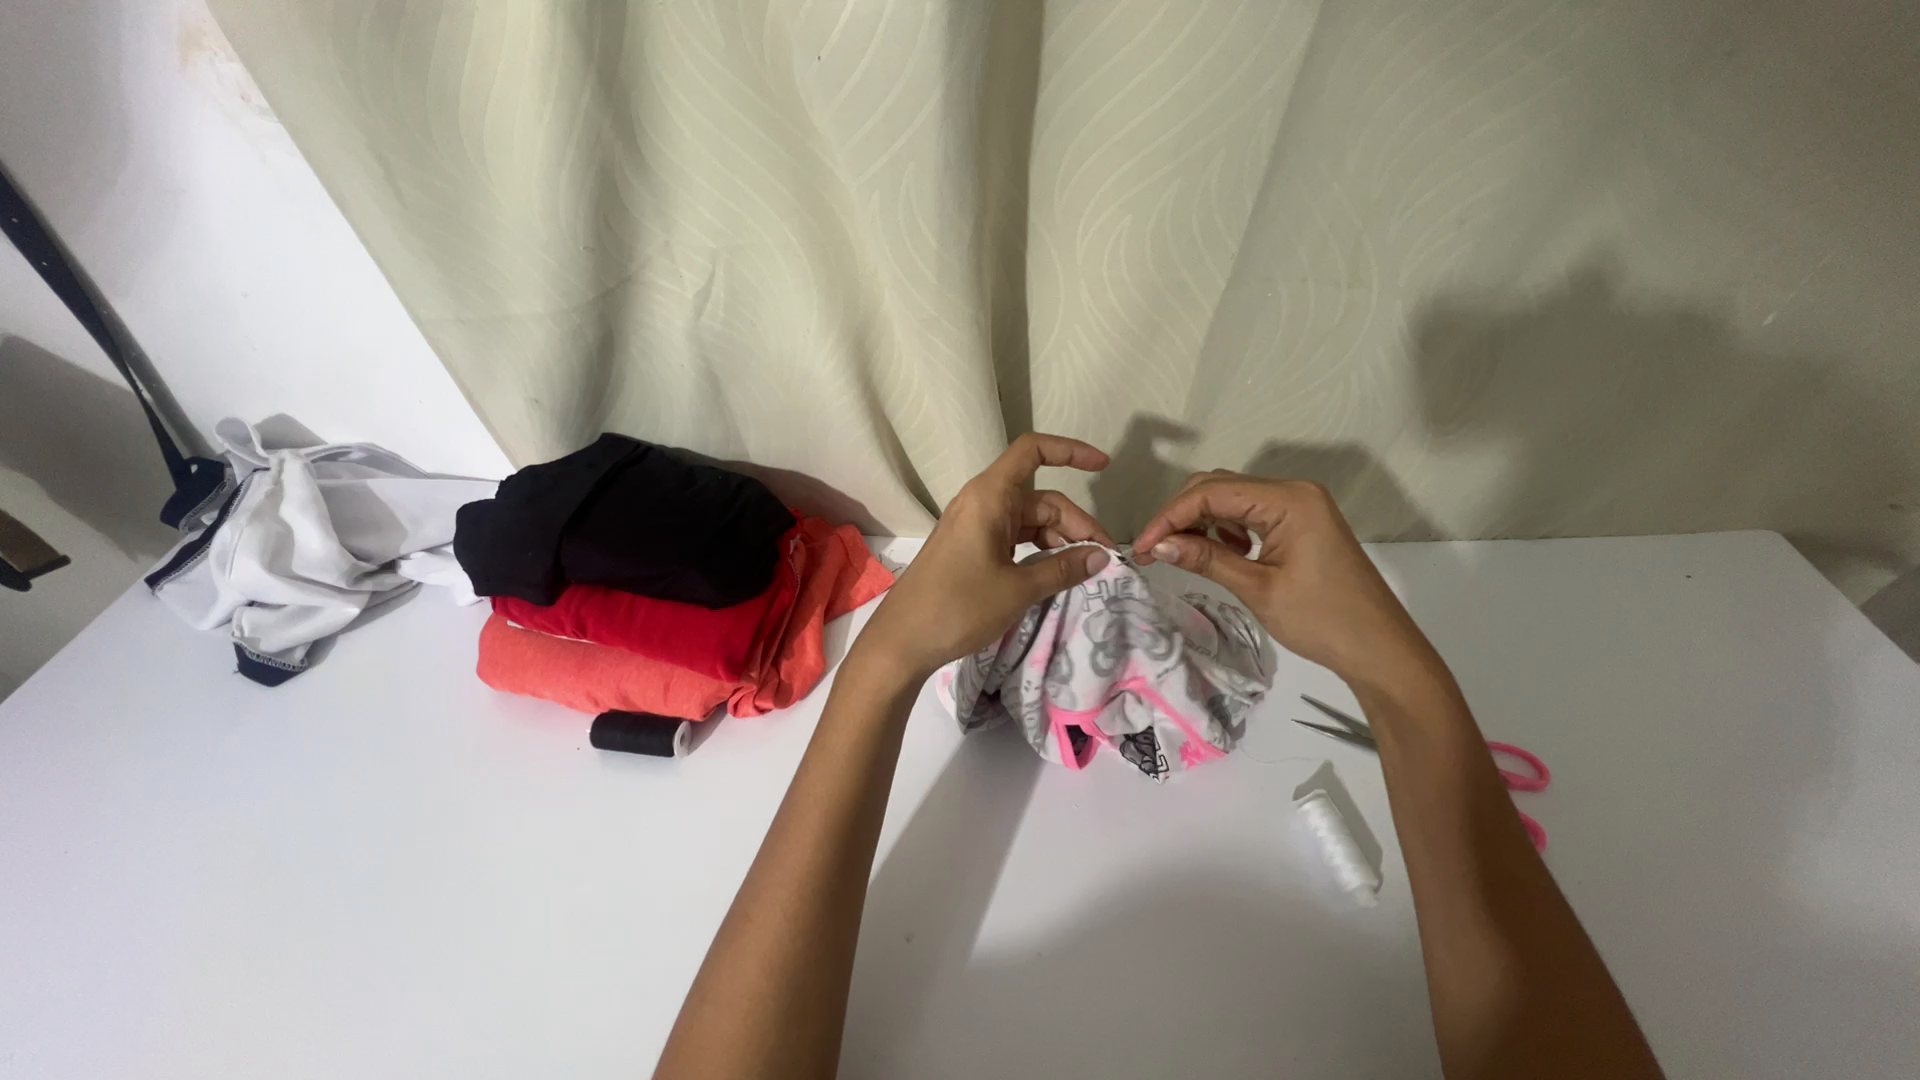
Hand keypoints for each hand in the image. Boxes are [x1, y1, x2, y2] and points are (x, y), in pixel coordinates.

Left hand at [855, 434, 1114, 678]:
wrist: (902, 641)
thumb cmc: (958, 607)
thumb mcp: (1018, 589)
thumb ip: (1062, 569)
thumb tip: (1100, 556)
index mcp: (989, 497)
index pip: (1032, 452)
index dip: (1070, 451)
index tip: (1102, 466)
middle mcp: (981, 503)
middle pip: (1040, 498)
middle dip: (1075, 523)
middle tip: (1103, 559)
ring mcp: (974, 527)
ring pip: (1029, 521)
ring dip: (1059, 540)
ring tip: (1084, 570)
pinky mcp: (970, 550)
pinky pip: (1013, 539)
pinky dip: (1038, 551)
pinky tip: (1056, 574)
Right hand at [1133, 472, 1438, 689]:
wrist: (1379, 650)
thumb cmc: (1322, 620)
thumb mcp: (1257, 589)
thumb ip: (1206, 559)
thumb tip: (1156, 544)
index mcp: (1289, 500)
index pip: (1212, 492)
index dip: (1170, 517)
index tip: (1141, 547)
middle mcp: (1294, 492)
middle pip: (1219, 487)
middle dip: (1181, 515)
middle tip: (1151, 551)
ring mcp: (1299, 506)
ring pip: (1232, 499)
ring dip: (1200, 521)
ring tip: (1177, 553)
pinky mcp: (1300, 524)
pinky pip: (1249, 514)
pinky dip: (1224, 529)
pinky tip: (1218, 553)